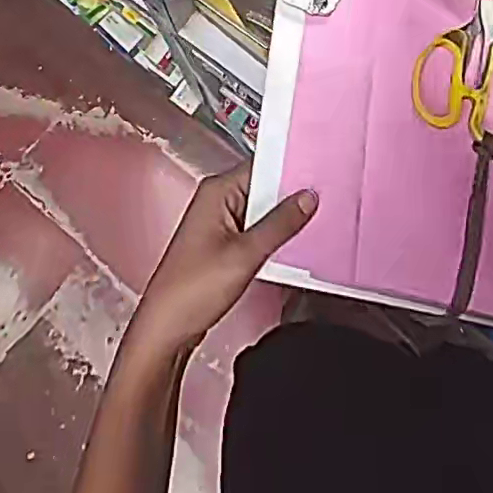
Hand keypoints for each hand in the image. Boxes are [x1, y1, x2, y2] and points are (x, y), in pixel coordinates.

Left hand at [127, 167, 315, 354]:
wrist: (167, 327)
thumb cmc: (192, 289)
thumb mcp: (246, 254)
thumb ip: (280, 224)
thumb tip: (306, 198)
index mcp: (217, 190)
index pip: (262, 166)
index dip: (291, 168)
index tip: (319, 173)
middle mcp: (217, 199)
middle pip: (263, 186)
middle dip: (291, 195)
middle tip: (325, 199)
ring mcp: (219, 221)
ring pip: (261, 209)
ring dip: (283, 217)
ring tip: (314, 220)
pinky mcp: (224, 241)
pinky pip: (255, 228)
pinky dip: (273, 234)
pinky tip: (292, 242)